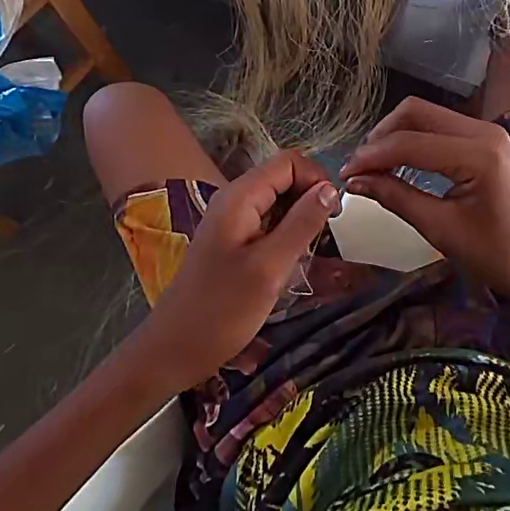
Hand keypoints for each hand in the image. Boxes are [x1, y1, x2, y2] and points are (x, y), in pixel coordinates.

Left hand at [129, 151, 338, 391]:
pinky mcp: (233, 241)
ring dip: (301, 219)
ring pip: (279, 202)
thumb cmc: (222, 310)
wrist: (174, 349)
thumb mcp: (270, 267)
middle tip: (326, 238)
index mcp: (240, 197)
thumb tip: (330, 189)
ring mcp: (232, 221)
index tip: (335, 215)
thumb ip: (302, 224)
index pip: (289, 161)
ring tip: (312, 252)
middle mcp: (234, 200)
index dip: (316, 180)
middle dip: (311, 199)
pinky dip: (287, 235)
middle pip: (284, 178)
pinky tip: (292, 262)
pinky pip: (268, 223)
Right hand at [339, 97, 509, 314]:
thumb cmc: (497, 255)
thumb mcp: (441, 228)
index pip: (410, 142)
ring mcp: (487, 133)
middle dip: (381, 137)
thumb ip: (395, 197)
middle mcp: (484, 131)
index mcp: (478, 153)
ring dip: (395, 136)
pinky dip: (413, 141)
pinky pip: (439, 129)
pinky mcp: (485, 142)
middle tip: (359, 168)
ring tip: (373, 167)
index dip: (372, 157)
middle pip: (415, 113)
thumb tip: (355, 182)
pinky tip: (397, 164)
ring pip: (426, 116)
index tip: (345, 175)